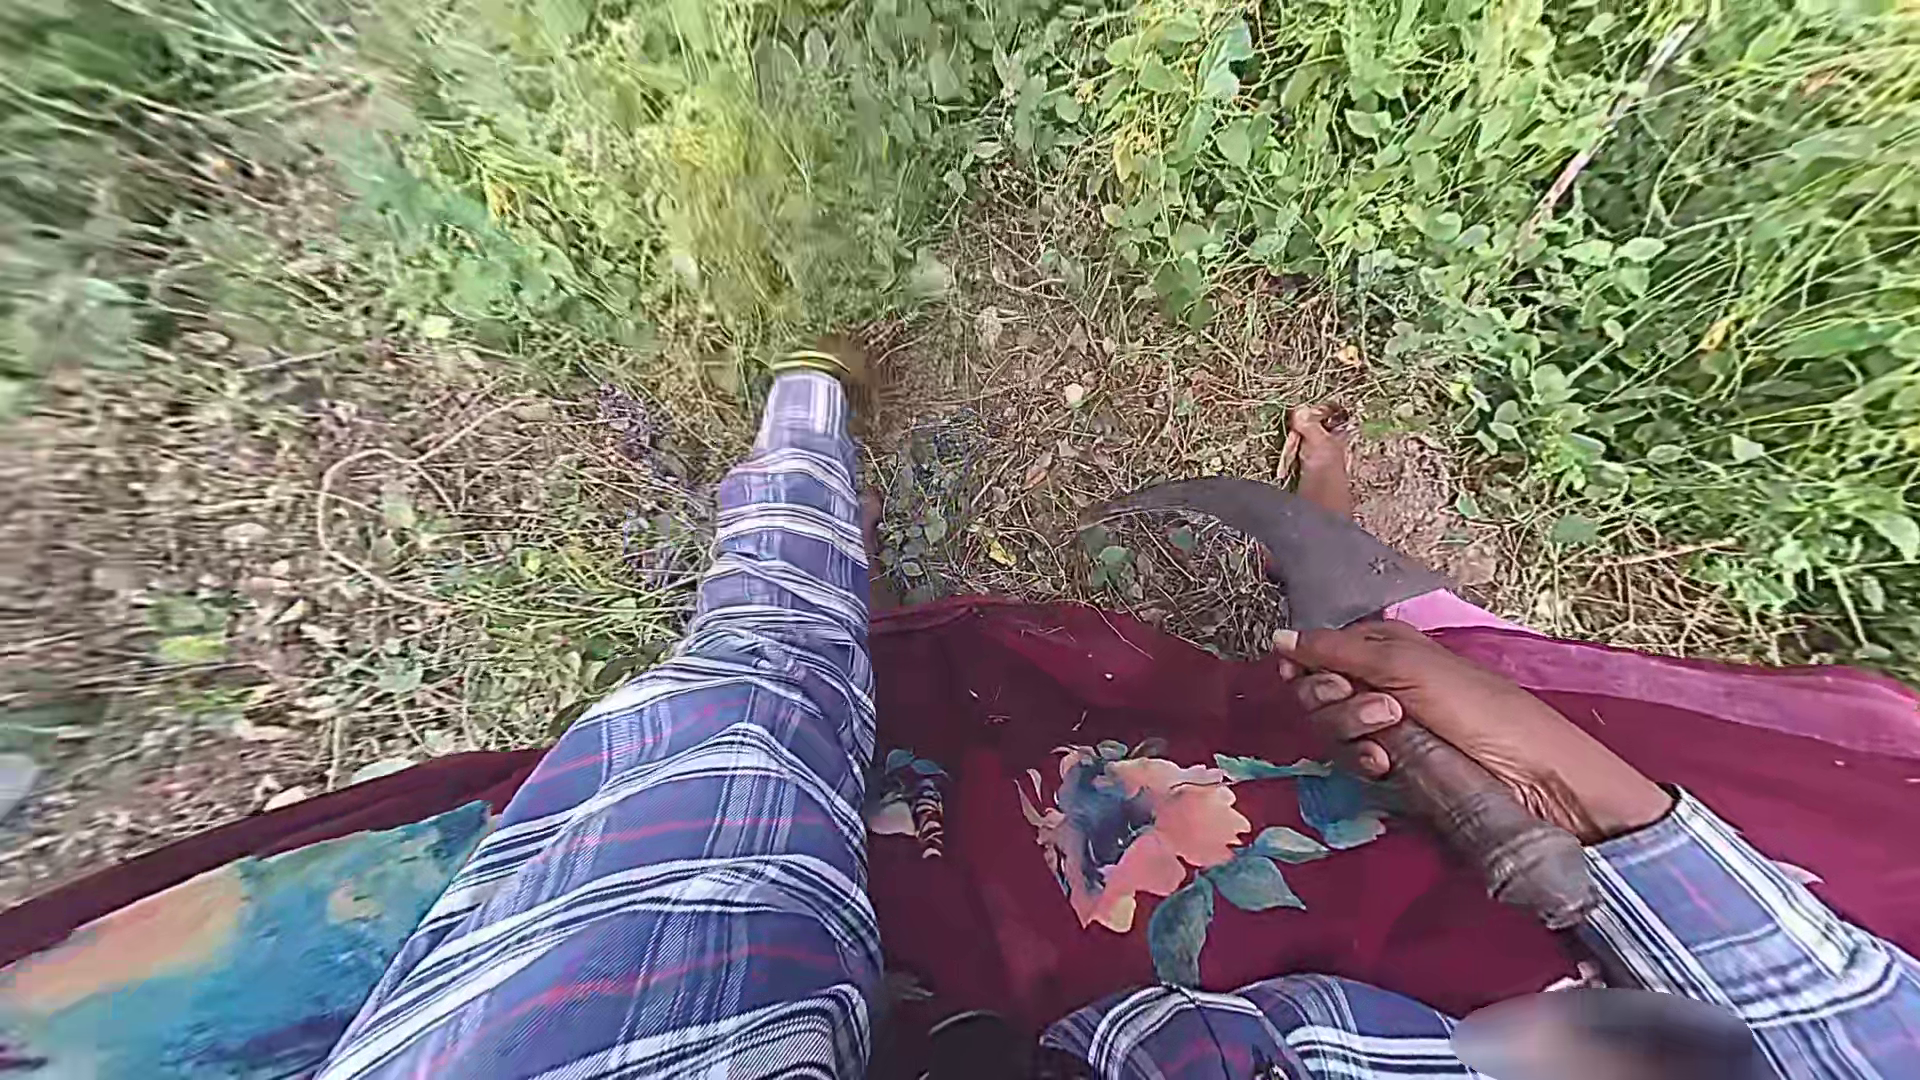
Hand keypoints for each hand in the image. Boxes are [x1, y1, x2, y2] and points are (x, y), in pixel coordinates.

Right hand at [1276, 620, 1672, 843]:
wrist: (1532, 776)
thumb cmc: (1474, 705)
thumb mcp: (1401, 662)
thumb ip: (1332, 649)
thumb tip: (1275, 639)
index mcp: (1374, 646)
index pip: (1311, 649)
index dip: (1302, 663)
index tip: (1301, 672)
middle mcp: (1368, 680)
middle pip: (1310, 686)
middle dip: (1330, 696)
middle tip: (1373, 704)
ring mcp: (1374, 723)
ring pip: (1323, 721)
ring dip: (1350, 725)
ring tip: (1392, 730)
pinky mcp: (1381, 760)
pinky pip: (1344, 755)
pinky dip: (1360, 756)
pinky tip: (1386, 761)